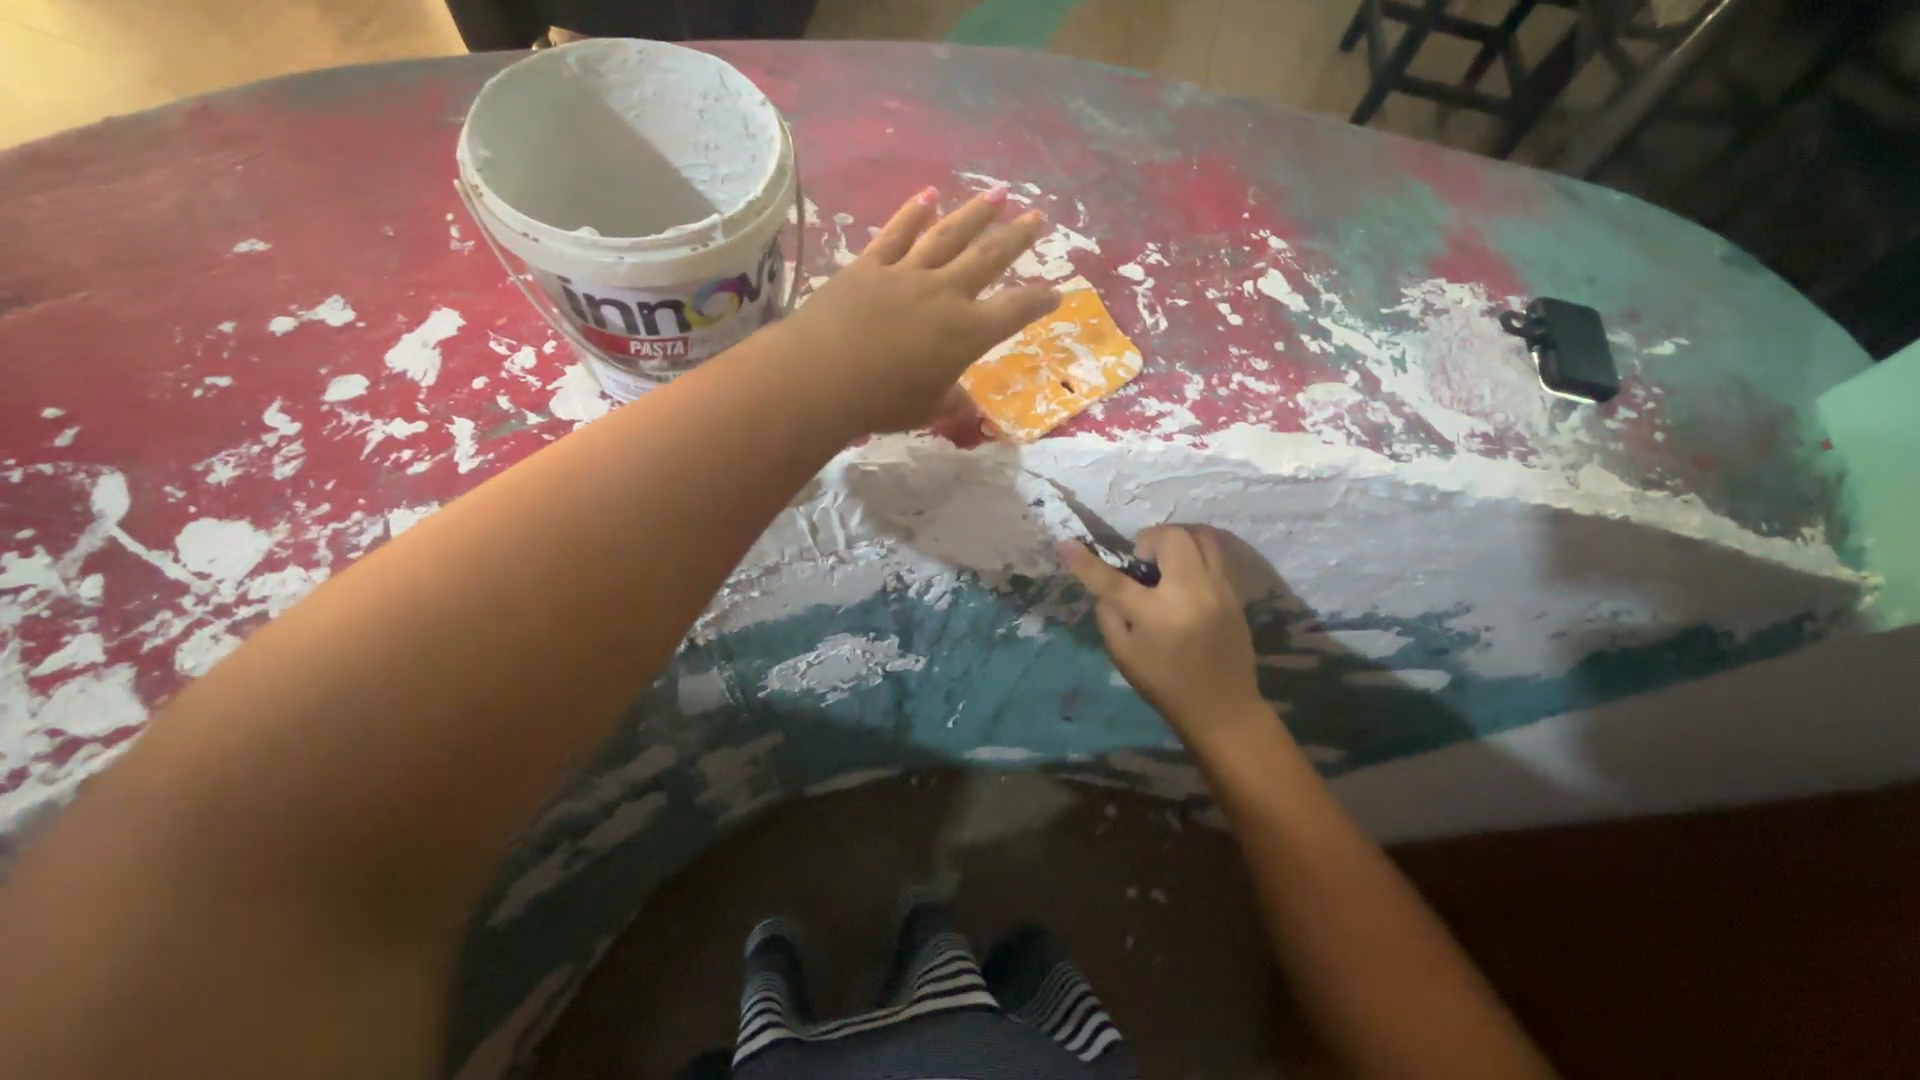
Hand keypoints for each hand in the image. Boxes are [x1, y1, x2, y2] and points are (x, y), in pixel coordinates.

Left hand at [780, 186, 1060, 433]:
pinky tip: (929, 196)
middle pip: (988, 257)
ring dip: (975, 213)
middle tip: (1037, 217)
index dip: (1039, 301)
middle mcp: (944, 293)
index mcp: (966, 332)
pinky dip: (914, 213)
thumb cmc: (880, 401)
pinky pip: (896, 234)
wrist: (820, 376)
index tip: (1056, 293)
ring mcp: (906, 274)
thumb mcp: (926, 409)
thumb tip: (968, 407)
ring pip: (948, 236)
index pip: (1015, 310)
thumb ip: (950, 401)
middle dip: (1016, 237)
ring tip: (998, 194)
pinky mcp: (869, 265)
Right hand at [1059, 526, 1265, 743]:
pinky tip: (1184, 577)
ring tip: (1166, 563)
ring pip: (1201, 535)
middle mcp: (1190, 592)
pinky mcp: (1234, 593)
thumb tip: (1107, 585)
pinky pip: (1215, 555)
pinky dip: (1194, 554)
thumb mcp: (1123, 655)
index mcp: (1156, 614)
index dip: (1084, 561)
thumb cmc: (1165, 685)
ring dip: (1176, 540)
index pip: (1113, 580)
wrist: (1223, 707)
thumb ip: (1109, 614)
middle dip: (1149, 540)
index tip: (1065, 545)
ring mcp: (1218, 589)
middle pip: (1171, 537)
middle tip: (1143, 565)